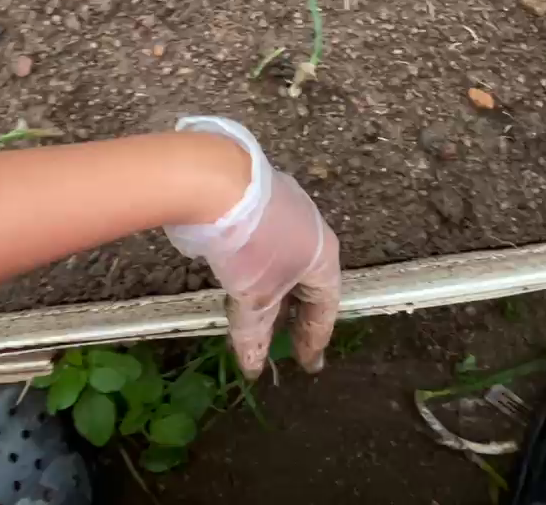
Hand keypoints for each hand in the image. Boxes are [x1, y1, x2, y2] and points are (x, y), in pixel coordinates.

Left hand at [163, 116, 341, 378]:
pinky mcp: (262, 194)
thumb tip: (253, 365)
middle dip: (296, 312)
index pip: (325, 305)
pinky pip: (267, 237)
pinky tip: (243, 270)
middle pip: (308, 279)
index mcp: (323, 255)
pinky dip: (259, 263)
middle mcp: (312, 228)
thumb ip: (255, 333)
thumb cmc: (250, 245)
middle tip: (286, 341)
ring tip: (259, 310)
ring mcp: (287, 205)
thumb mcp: (254, 297)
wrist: (220, 181)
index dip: (314, 337)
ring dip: (274, 287)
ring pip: (286, 257)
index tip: (307, 363)